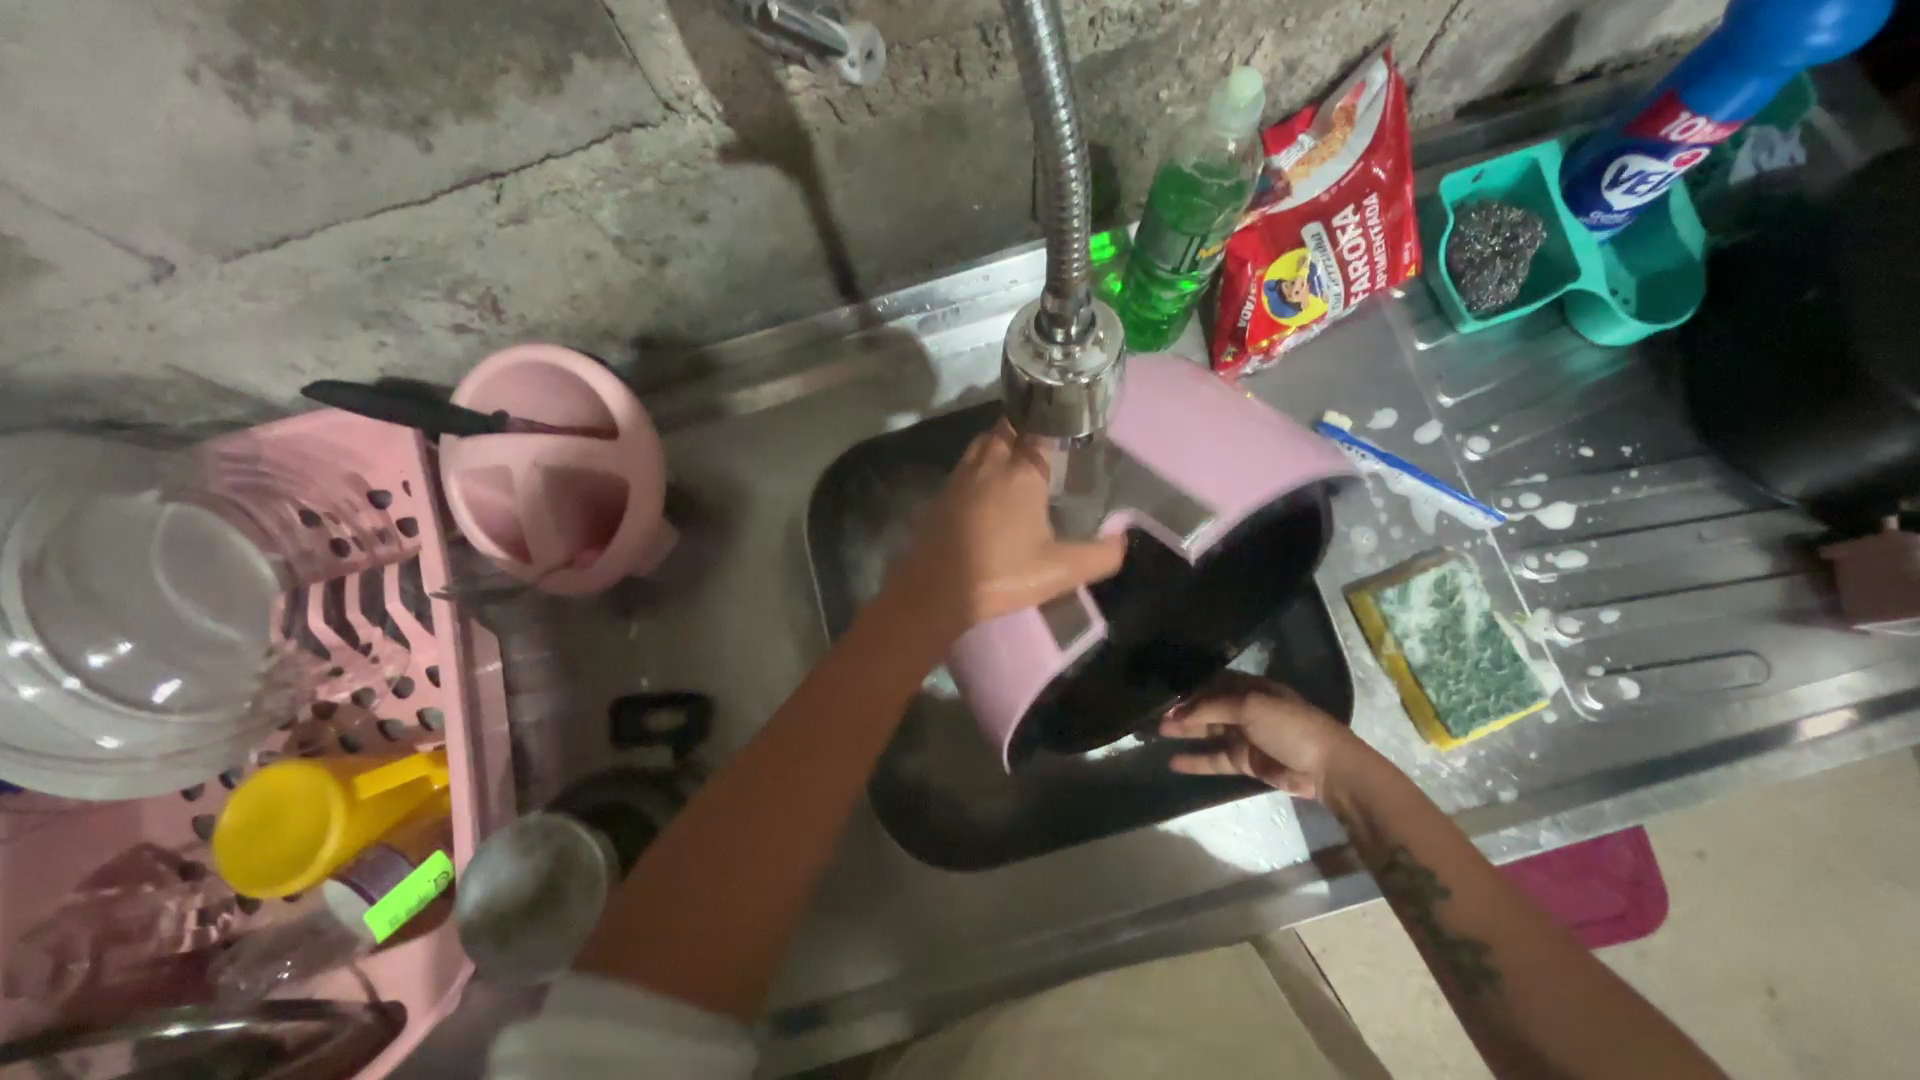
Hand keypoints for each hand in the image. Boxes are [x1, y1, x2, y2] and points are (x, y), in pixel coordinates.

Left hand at [890, 423, 1126, 634]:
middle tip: (1044, 443)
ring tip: (1017, 462)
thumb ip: (1101, 555)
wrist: (933, 593)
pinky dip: (978, 469)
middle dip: (1024, 429)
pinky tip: (987, 493)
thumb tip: (1125, 539)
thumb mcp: (1061, 572)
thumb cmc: (1001, 575)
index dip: (1053, 423)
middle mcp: (988, 465)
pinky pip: (963, 469)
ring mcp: (958, 479)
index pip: (1039, 429)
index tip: (1069, 427)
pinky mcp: (939, 498)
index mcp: (1021, 472)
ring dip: (998, 445)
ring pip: (981, 445)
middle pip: (1005, 429)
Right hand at [1159, 672, 1368, 800]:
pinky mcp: (1245, 761)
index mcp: (1250, 688)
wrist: (1326, 767)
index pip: (1212, 683)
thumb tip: (1178, 712)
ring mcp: (1244, 736)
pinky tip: (1173, 762)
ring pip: (1207, 732)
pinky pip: (1214, 759)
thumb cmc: (1290, 726)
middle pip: (1206, 707)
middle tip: (1152, 714)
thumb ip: (1211, 708)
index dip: (1188, 687)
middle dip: (1181, 710)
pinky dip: (1195, 761)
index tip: (1162, 691)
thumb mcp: (1250, 707)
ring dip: (1184, 732)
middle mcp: (1245, 709)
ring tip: (1156, 732)